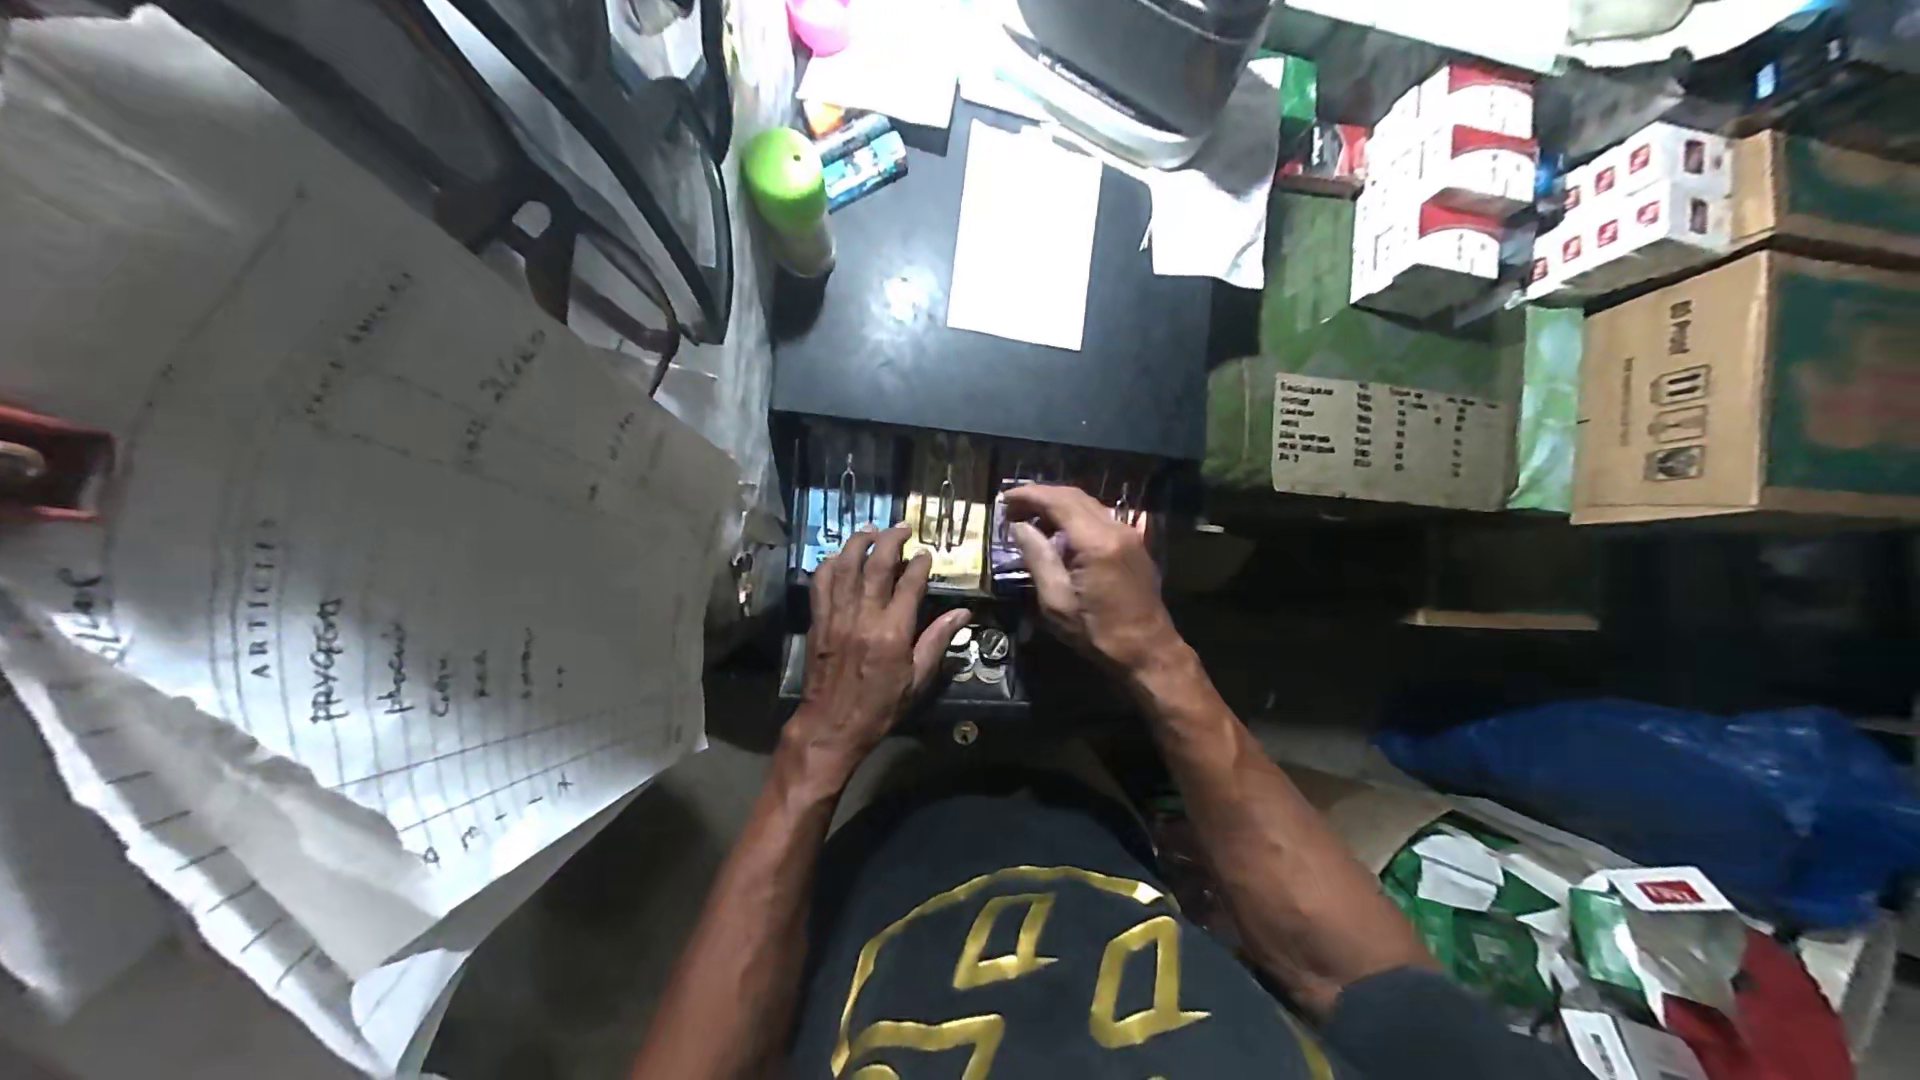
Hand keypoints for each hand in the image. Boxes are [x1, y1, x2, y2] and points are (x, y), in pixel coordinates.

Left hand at [784, 526, 970, 789]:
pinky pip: (820, 583)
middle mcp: (863, 616)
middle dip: (891, 540)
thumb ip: (937, 641)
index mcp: (892, 631)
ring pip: (845, 566)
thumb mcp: (917, 679)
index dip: (920, 564)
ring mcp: (836, 616)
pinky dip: (829, 564)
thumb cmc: (880, 706)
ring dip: (859, 542)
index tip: (927, 554)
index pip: (909, 584)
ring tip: (872, 529)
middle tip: (902, 528)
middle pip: (877, 564)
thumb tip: (963, 613)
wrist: (831, 725)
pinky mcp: (817, 621)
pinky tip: (839, 556)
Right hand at [1005, 484, 1182, 677]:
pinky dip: (1075, 517)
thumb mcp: (1056, 601)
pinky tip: (1058, 532)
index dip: (1028, 494)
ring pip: (1088, 505)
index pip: (1058, 501)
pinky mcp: (1134, 545)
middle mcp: (1116, 529)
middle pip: (1074, 496)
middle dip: (1040, 497)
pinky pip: (1100, 518)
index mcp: (1096, 542)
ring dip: (1057, 506)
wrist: (1147, 651)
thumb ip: (1038, 557)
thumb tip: (1020, 526)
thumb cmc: (1097, 632)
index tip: (1003, 498)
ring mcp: (1129, 535)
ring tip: (1029, 519)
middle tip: (1012, 508)